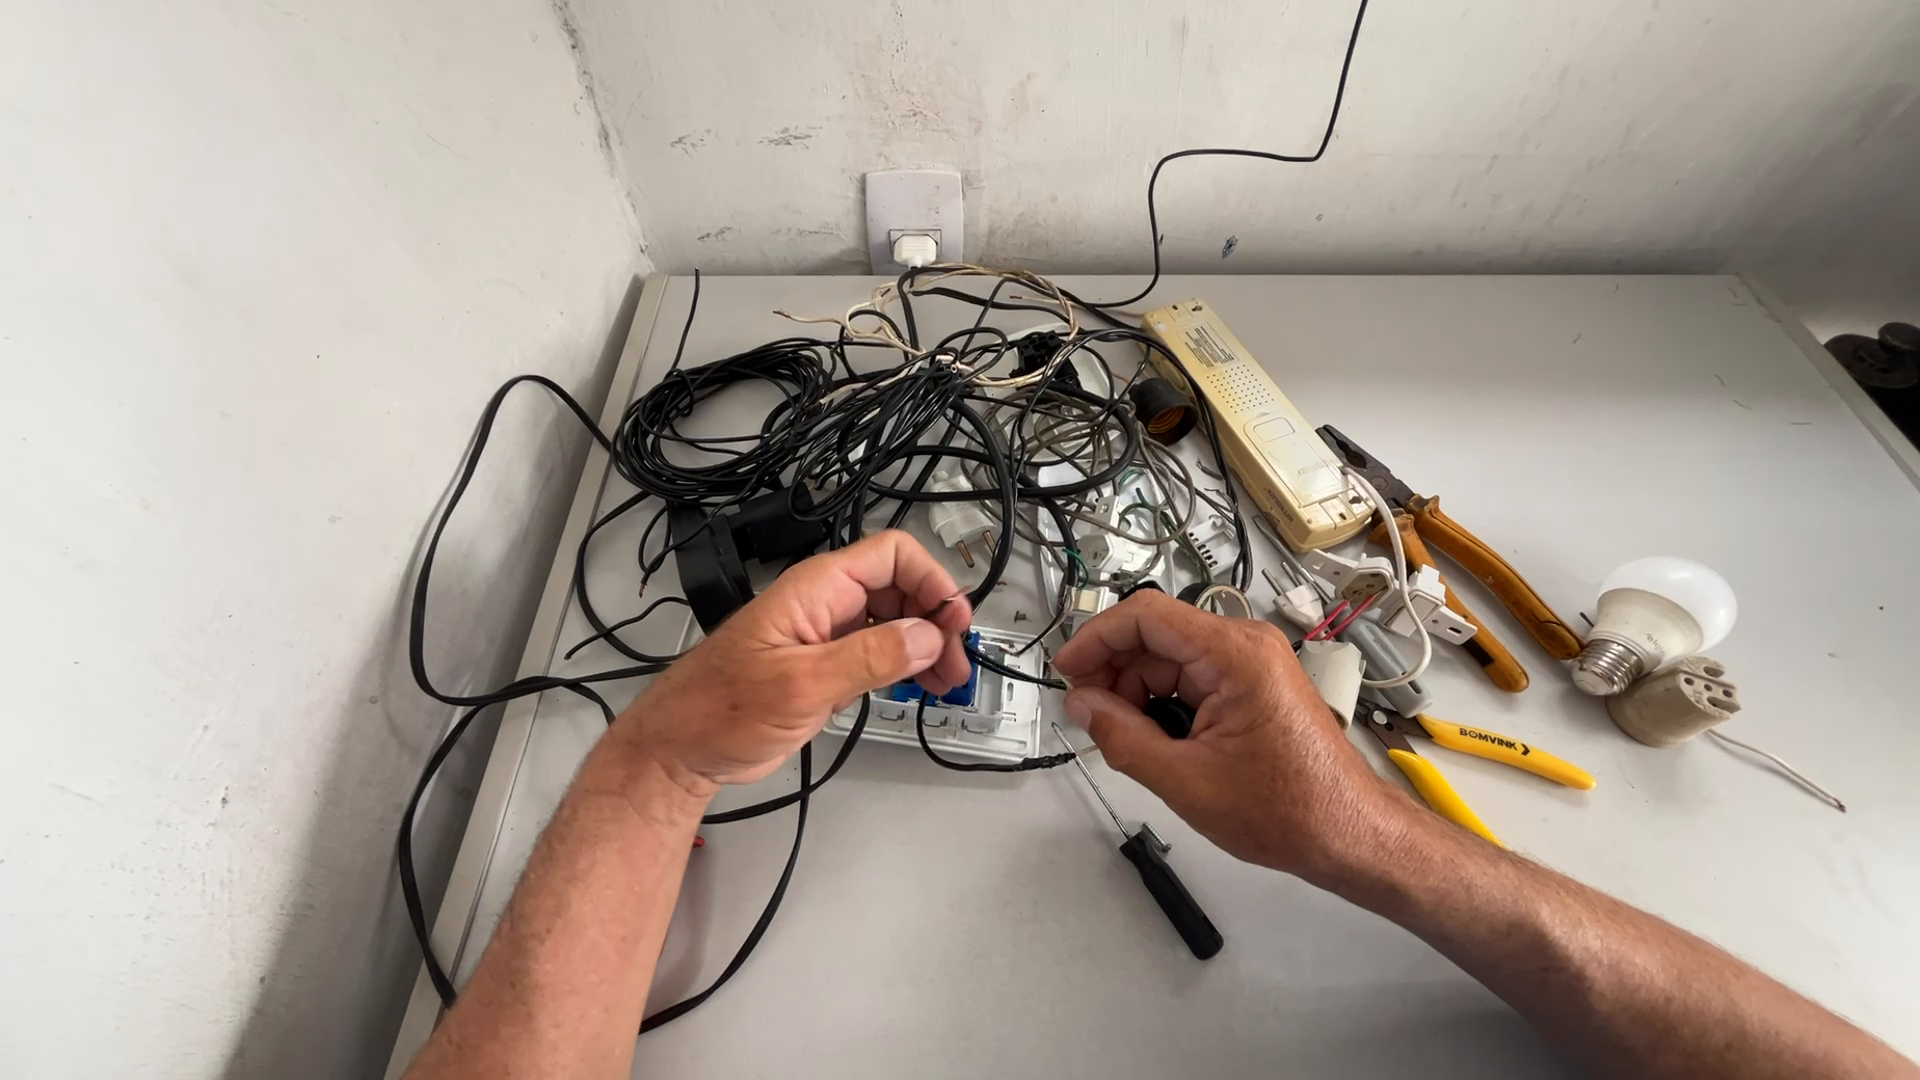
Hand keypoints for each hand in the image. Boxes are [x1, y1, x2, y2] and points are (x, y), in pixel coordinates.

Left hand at [608, 530, 973, 798]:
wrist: (682, 751)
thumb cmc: (720, 709)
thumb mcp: (801, 683)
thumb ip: (868, 657)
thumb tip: (926, 636)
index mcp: (818, 589)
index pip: (892, 556)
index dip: (930, 581)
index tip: (953, 620)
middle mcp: (828, 604)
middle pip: (902, 590)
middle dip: (935, 620)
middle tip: (956, 662)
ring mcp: (830, 636)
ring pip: (897, 623)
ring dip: (927, 647)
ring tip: (947, 682)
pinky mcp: (829, 666)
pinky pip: (881, 654)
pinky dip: (908, 667)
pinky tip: (922, 687)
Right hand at [1051, 589, 1407, 882]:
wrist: (1354, 835)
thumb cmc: (1287, 811)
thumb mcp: (1186, 781)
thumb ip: (1122, 737)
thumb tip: (1080, 705)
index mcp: (1234, 654)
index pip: (1146, 615)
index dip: (1096, 637)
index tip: (1066, 671)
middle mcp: (1243, 643)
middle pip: (1153, 634)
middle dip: (1112, 670)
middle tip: (1086, 712)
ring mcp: (1248, 660)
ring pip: (1166, 656)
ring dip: (1133, 689)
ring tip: (1120, 734)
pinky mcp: (1249, 681)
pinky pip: (1187, 674)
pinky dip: (1159, 700)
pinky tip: (1149, 734)